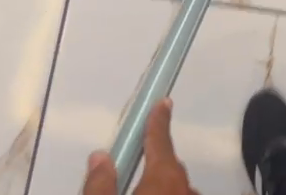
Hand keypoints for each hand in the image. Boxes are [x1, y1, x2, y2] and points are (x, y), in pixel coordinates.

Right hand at [83, 99, 197, 194]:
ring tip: (140, 187)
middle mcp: (185, 188)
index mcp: (163, 178)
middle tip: (139, 154)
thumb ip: (100, 184)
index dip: (157, 120)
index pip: (159, 141)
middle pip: (169, 166)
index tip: (163, 100)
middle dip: (156, 158)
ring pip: (177, 187)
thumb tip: (100, 157)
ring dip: (162, 184)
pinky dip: (169, 194)